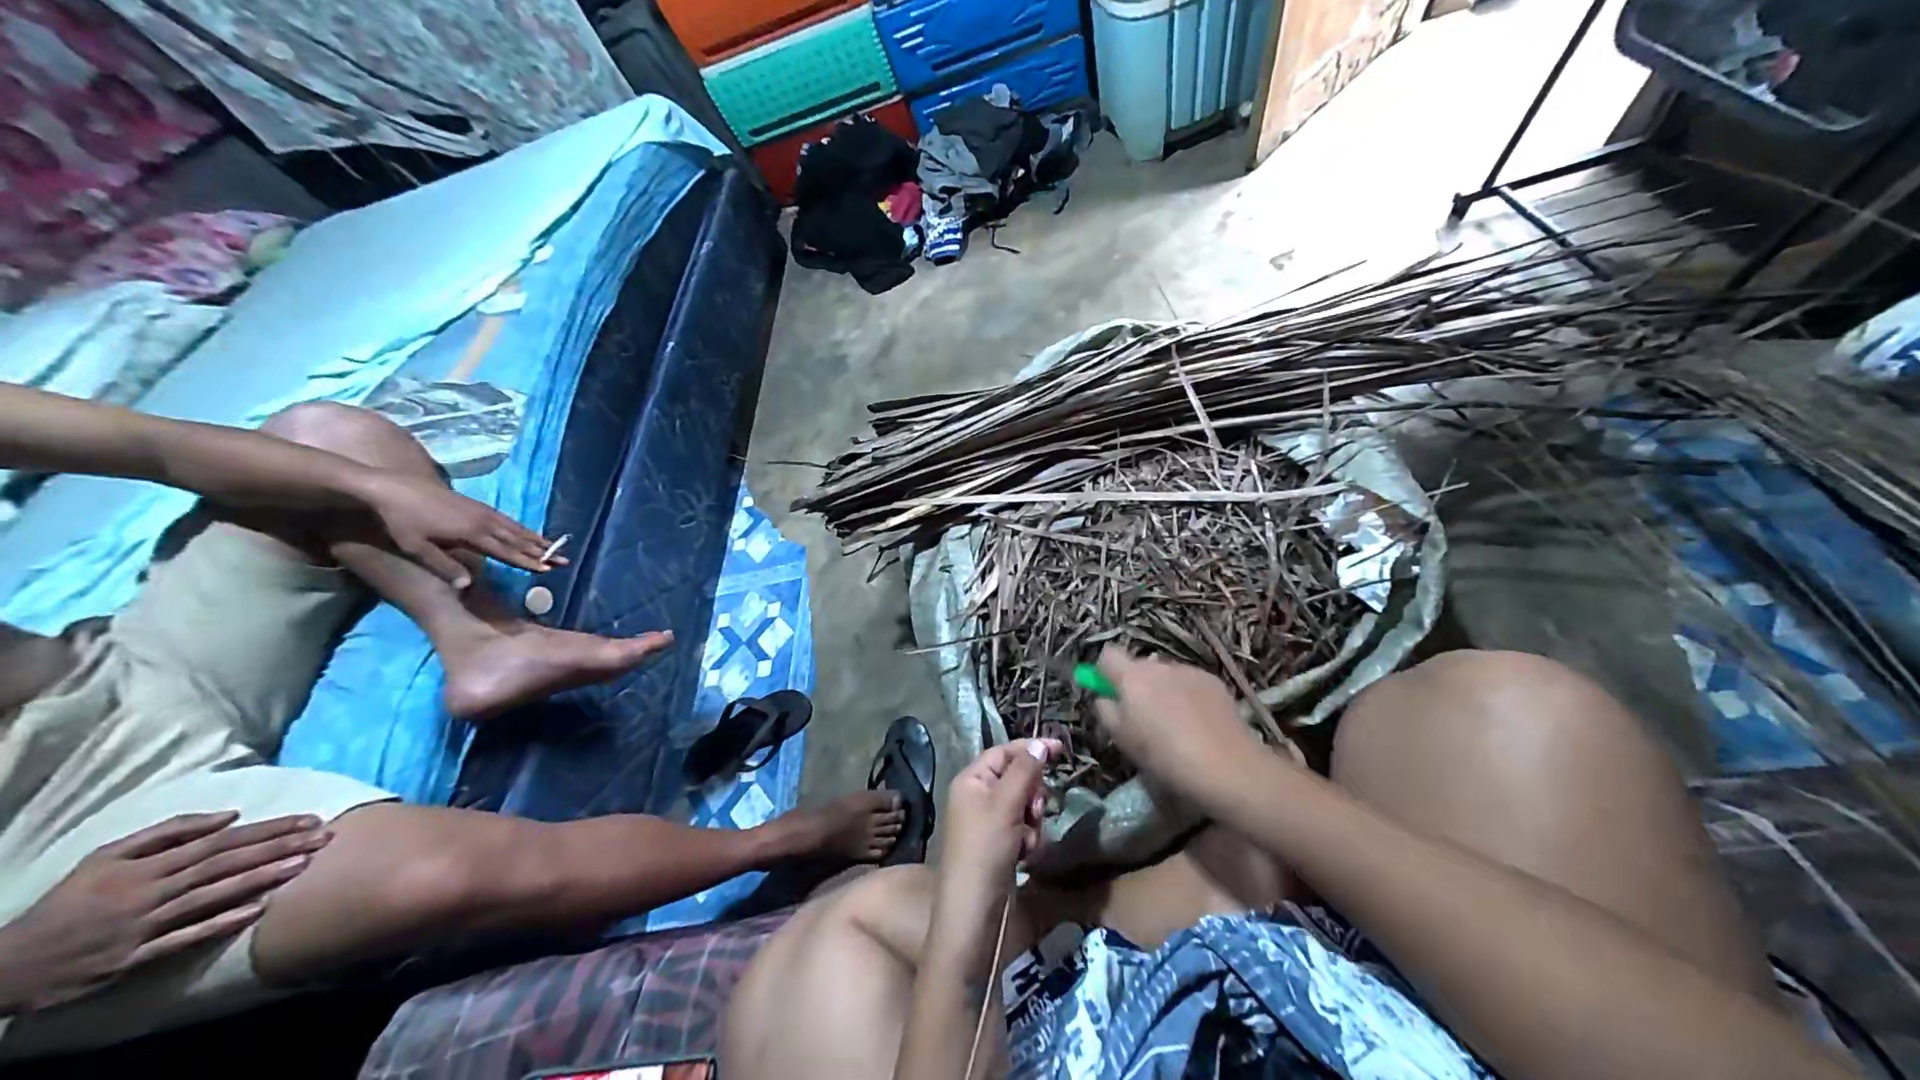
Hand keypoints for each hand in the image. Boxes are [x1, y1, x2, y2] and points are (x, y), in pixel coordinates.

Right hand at [0, 812, 328, 1014]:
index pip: (221, 840)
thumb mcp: (107, 857)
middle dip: (279, 848)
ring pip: (213, 897)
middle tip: (324, 836)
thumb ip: (168, 831)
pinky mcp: (134, 958)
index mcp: (146, 866)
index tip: (310, 819)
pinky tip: (259, 910)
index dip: (268, 829)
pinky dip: (222, 923)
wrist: (7, 965)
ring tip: (304, 864)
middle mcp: (149, 892)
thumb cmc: (68, 903)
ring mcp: (143, 927)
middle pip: (225, 864)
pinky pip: (185, 938)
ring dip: (261, 879)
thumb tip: (231, 814)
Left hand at [357, 470, 561, 586]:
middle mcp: (483, 521)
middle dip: (542, 551)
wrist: (389, 486)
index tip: (548, 570)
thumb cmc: (399, 520)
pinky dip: (522, 527)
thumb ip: (444, 566)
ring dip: (535, 539)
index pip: (506, 551)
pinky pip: (507, 519)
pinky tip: (527, 532)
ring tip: (554, 547)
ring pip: (515, 528)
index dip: (527, 561)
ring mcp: (482, 511)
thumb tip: (468, 586)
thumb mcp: (416, 547)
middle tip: (564, 560)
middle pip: (518, 539)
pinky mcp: (477, 504)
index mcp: (471, 533)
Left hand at [940, 739, 1063, 892]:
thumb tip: (1039, 742)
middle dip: (1032, 794)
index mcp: (971, 780)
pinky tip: (1025, 854)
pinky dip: (1029, 838)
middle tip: (1033, 811)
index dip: (1031, 749)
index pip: (1004, 752)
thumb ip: (1025, 770)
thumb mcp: (1005, 804)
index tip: (1061, 750)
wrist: (976, 910)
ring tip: (1027, 840)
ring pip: (1024, 805)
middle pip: (1017, 778)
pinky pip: (1023, 828)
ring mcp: (988, 822)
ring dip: (1032, 820)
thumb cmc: (985, 848)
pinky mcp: (999, 844)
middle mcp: (977, 796)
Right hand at [1091, 646, 1278, 805]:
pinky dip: (1187, 697)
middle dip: (1136, 685)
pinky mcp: (1215, 682)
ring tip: (1175, 725)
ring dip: (1163, 691)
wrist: (1227, 767)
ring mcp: (1190, 671)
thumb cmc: (1164, 756)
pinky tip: (1198, 725)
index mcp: (1132, 677)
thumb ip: (1106, 711)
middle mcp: (1160, 666)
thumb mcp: (1121, 739)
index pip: (1108, 655)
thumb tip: (1106, 698)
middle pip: (1139, 667)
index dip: (1104, 672)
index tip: (1109, 694)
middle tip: (1142, 718)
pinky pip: (1190, 684)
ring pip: (1166, 676)